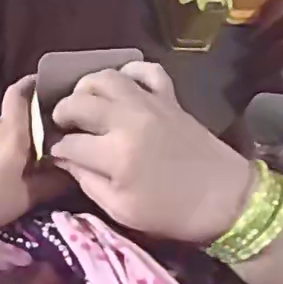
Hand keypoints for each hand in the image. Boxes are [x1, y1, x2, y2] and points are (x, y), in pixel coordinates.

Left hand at [0, 77, 67, 234]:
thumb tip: (76, 167)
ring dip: (27, 132)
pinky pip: (0, 140)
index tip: (54, 84)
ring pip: (10, 127)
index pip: (19, 92)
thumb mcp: (28, 195)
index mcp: (11, 131)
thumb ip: (54, 181)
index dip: (35, 82)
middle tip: (65, 125)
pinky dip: (14, 144)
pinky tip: (26, 160)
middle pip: (20, 111)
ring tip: (49, 146)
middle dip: (40, 114)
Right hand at [48, 62, 254, 244]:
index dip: (56, 150)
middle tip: (61, 126)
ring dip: (86, 87)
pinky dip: (129, 72)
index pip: (68, 143)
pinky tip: (121, 86)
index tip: (55, 156)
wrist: (227, 200)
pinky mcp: (170, 99)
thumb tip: (63, 159)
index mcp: (115, 155)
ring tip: (83, 103)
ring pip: (106, 77)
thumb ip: (86, 181)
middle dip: (62, 113)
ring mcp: (150, 104)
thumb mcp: (120, 209)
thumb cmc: (171, 213)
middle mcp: (128, 121)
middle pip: (79, 102)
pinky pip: (147, 70)